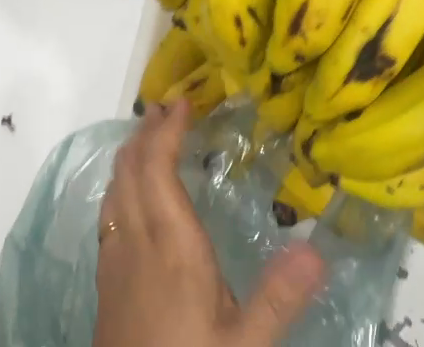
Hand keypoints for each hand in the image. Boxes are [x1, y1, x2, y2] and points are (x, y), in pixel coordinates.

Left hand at [96, 100, 326, 346]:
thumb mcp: (244, 346)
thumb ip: (279, 299)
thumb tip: (317, 249)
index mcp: (172, 248)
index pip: (158, 170)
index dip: (166, 131)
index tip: (182, 102)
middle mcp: (136, 242)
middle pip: (130, 170)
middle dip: (146, 133)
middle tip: (168, 108)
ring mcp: (115, 261)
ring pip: (114, 190)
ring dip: (130, 156)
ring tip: (149, 139)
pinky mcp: (105, 282)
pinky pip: (108, 214)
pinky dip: (120, 187)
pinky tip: (132, 198)